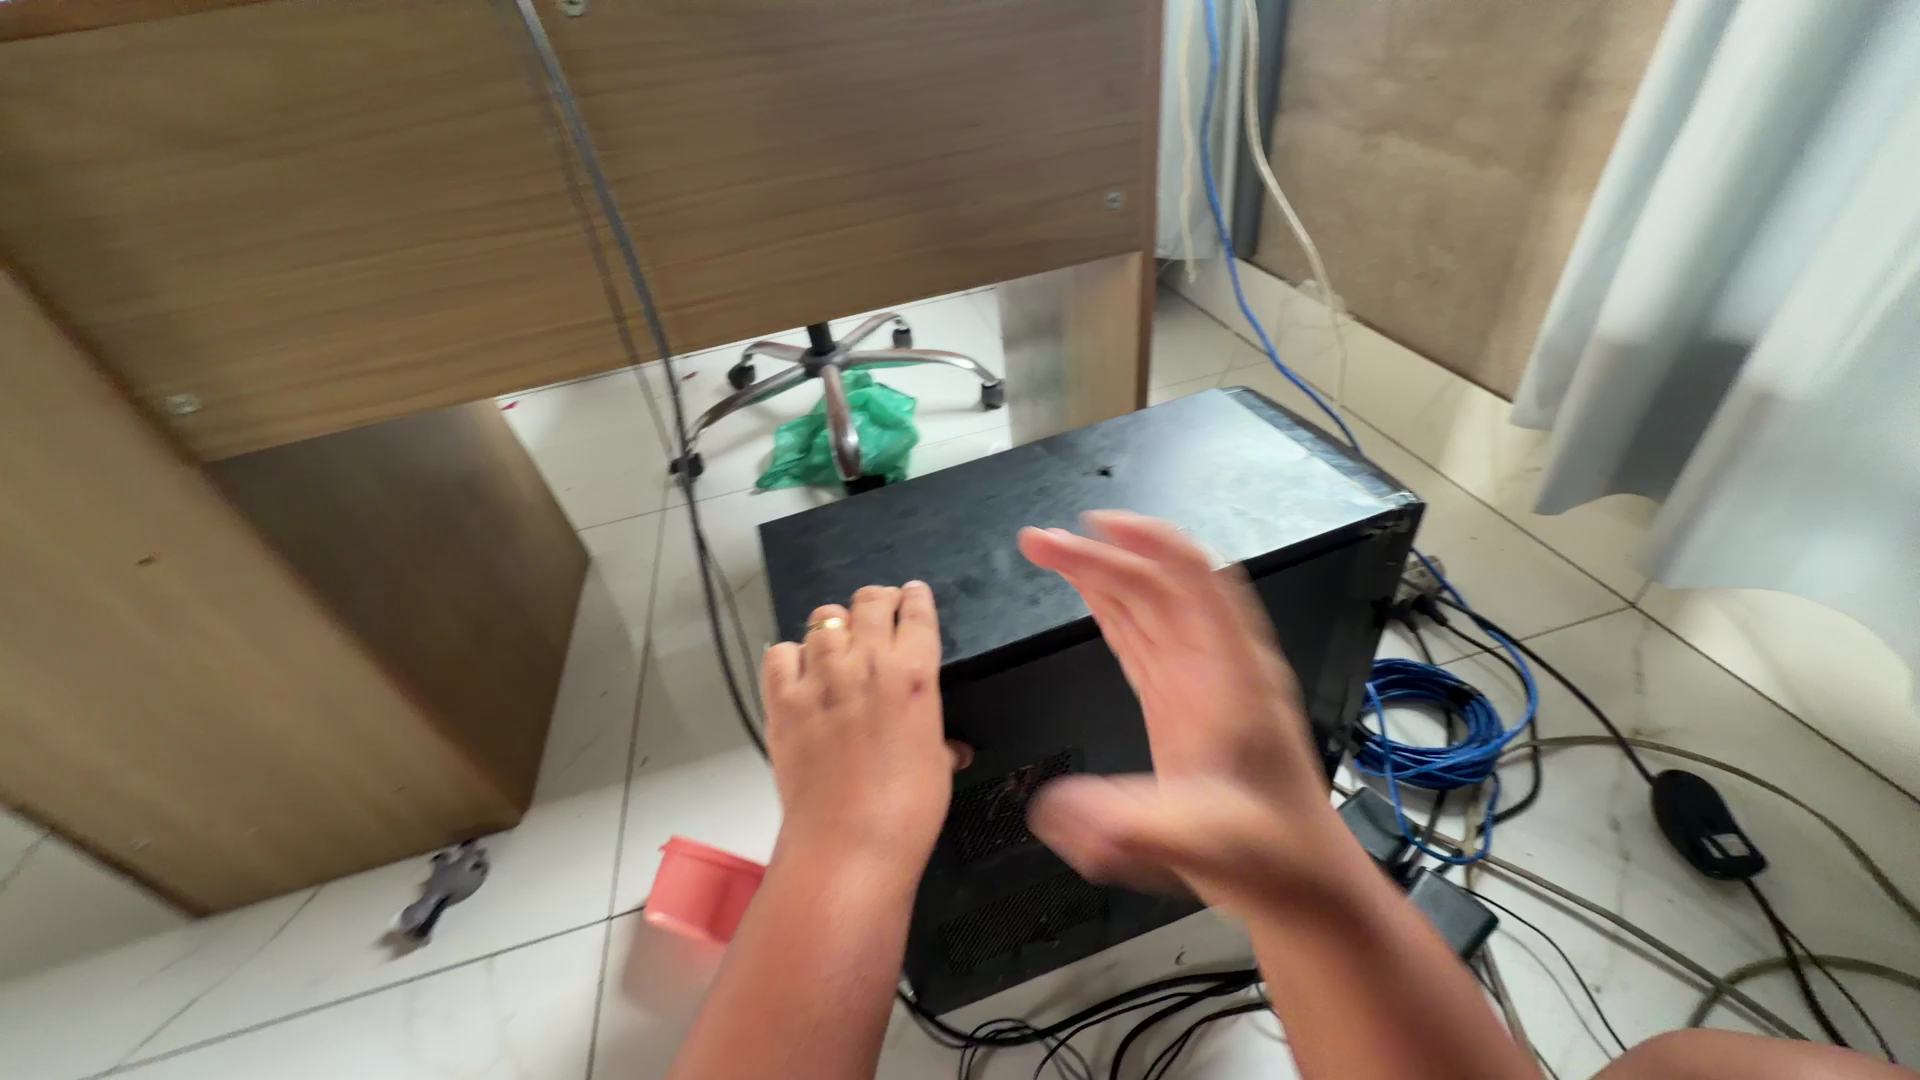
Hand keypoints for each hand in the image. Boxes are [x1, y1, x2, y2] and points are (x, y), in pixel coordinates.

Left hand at [760, 582, 961, 867]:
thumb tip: (953, 750)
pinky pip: (780, 653)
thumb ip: (941, 744)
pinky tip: (798, 672)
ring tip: (836, 642)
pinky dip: (790, 656)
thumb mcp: (938, 767)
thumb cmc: (908, 809)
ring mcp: (820, 677)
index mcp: (914, 673)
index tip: (912, 594)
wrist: (849, 843)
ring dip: (834, 626)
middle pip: (868, 601)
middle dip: (877, 600)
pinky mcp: (782, 698)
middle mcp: (867, 661)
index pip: (916, 612)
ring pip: (824, 619)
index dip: (915, 597)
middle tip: (877, 612)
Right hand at [1017, 512, 1356, 911]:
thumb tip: (1057, 810)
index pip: (1198, 582)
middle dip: (1100, 556)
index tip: (1101, 524)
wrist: (1297, 881)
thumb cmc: (1270, 854)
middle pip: (1157, 586)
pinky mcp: (1176, 699)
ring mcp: (1195, 680)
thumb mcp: (1206, 842)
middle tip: (1040, 541)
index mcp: (1234, 676)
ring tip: (1048, 550)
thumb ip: (1135, 824)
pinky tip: (1087, 593)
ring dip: (1099, 574)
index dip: (1152, 544)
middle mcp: (1215, 665)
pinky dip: (1110, 608)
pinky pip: (1140, 637)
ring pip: (1145, 605)